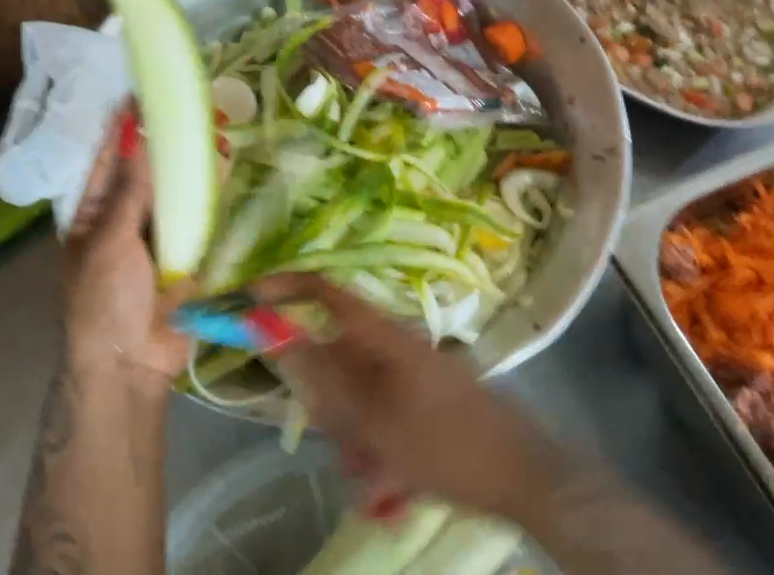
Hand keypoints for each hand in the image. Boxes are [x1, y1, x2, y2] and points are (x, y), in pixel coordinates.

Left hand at [62, 109, 190, 384]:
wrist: (130, 362)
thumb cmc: (104, 298)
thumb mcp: (111, 239)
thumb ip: (131, 187)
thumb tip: (139, 133)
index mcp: (93, 212)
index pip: (109, 158)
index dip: (125, 126)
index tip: (143, 92)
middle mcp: (124, 218)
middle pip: (146, 171)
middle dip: (168, 141)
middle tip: (195, 108)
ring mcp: (155, 236)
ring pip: (175, 190)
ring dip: (192, 164)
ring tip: (216, 132)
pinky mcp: (184, 253)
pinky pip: (197, 217)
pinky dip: (209, 194)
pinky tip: (224, 169)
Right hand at [255, 273, 555, 521]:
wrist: (524, 475)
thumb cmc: (446, 444)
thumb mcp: (374, 419)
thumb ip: (322, 376)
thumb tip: (277, 334)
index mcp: (383, 336)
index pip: (325, 290)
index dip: (285, 286)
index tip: (249, 298)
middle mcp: (394, 346)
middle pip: (335, 358)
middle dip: (329, 406)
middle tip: (342, 446)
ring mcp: (412, 372)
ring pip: (356, 395)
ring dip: (354, 437)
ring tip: (375, 483)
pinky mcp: (424, 397)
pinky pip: (381, 413)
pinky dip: (376, 445)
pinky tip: (392, 486)